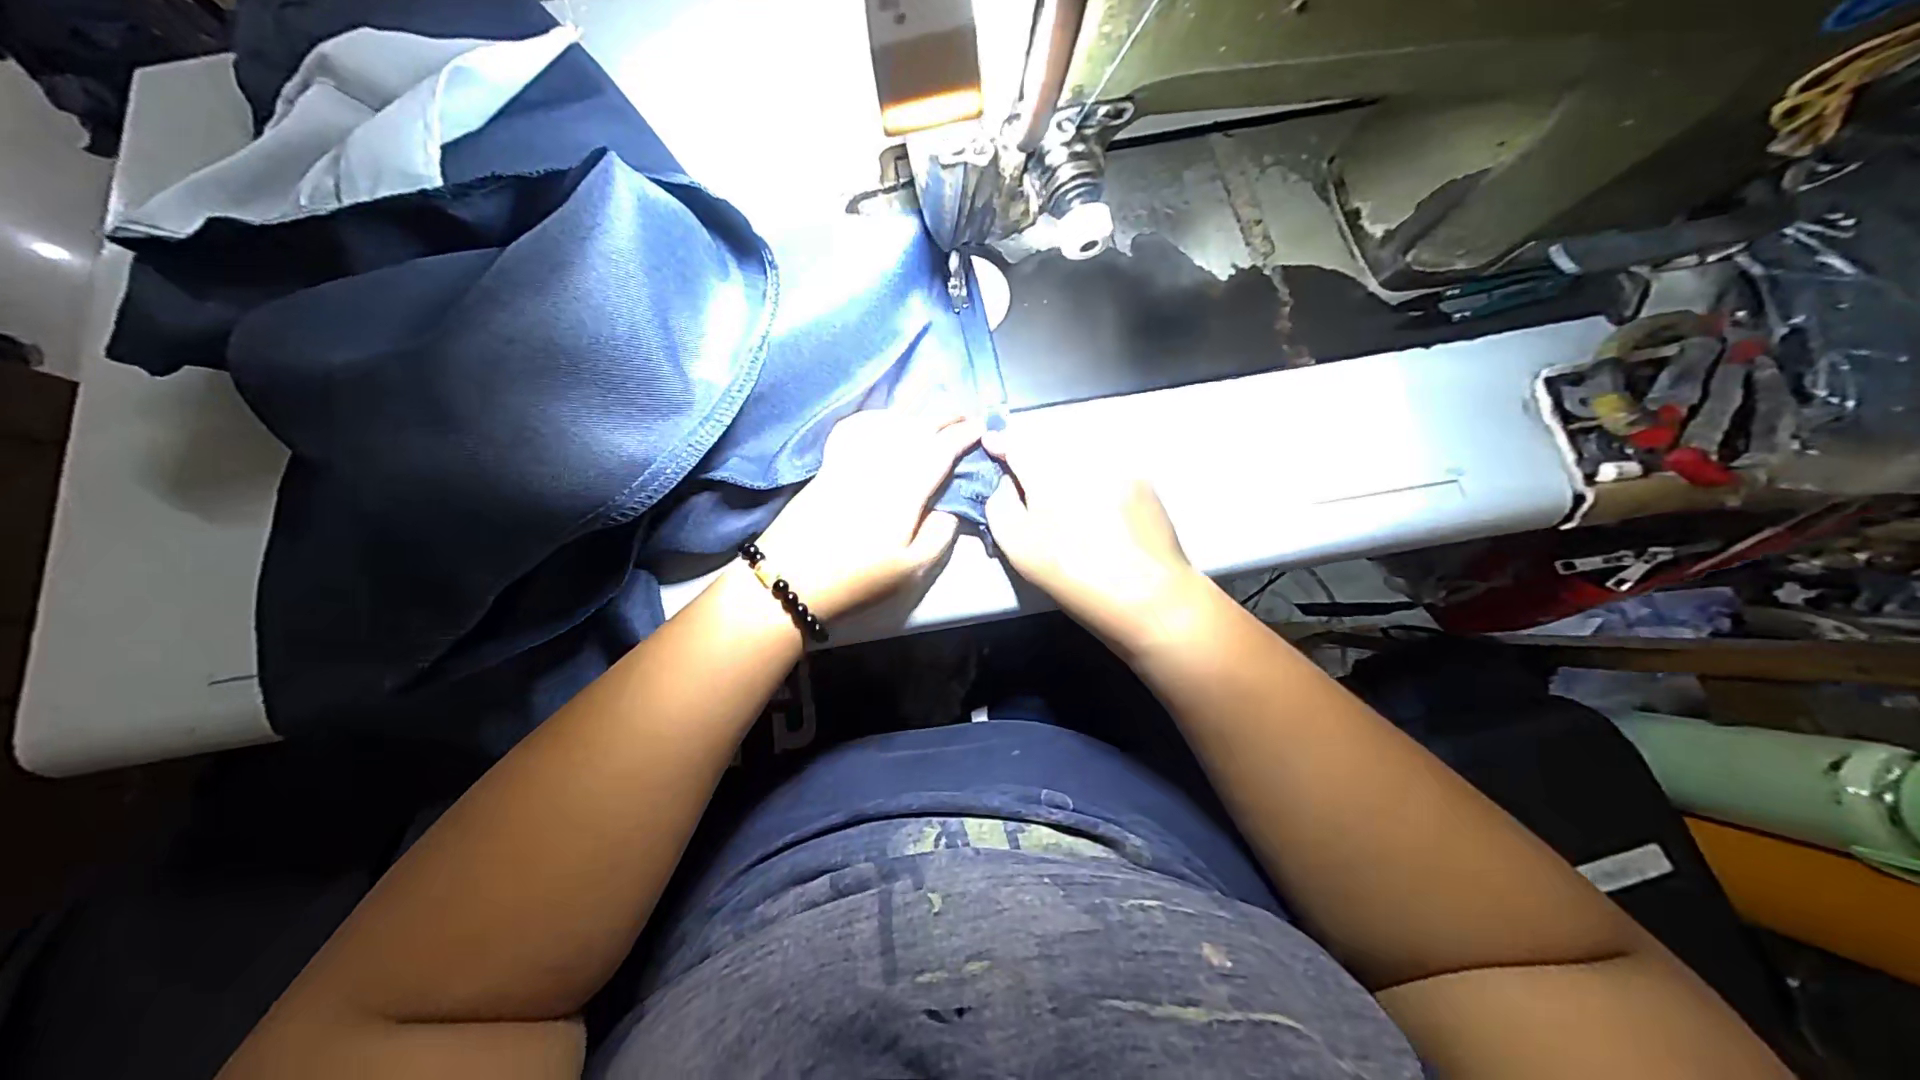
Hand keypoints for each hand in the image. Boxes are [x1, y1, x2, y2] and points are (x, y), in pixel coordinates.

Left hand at [749, 411, 983, 620]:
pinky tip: (884, 421)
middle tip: (965, 418)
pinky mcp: (830, 462)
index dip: (965, 434)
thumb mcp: (912, 568)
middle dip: (946, 416)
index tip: (981, 429)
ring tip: (934, 420)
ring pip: (891, 422)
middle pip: (918, 426)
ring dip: (918, 415)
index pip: (942, 447)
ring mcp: (852, 457)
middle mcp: (881, 461)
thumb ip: (941, 533)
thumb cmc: (857, 577)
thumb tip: (951, 507)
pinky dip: (878, 417)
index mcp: (906, 486)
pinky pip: (859, 427)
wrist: (790, 577)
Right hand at [983, 424, 1213, 653]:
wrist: (1152, 598)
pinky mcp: (1143, 483)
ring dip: (1066, 471)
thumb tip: (1004, 483)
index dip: (1001, 442)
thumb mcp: (1021, 551)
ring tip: (1068, 504)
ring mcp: (1118, 469)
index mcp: (1049, 476)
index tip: (992, 446)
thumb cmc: (1078, 579)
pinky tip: (1099, 513)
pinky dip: (1094, 483)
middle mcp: (1084, 461)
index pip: (1017, 442)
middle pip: (1049, 447)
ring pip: (1080, 457)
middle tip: (1028, 487)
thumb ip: (1000, 507)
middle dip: (1035, 460)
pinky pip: (1107, 472)